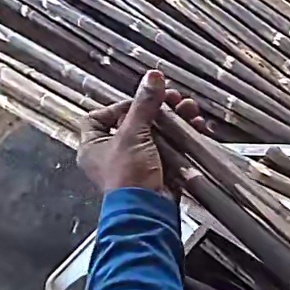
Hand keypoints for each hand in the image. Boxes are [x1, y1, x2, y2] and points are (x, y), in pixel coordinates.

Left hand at [77, 70, 203, 196]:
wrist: (147, 212)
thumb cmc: (127, 178)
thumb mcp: (133, 134)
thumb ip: (144, 104)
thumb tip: (152, 78)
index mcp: (94, 146)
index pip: (100, 117)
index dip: (120, 106)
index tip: (140, 101)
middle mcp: (112, 155)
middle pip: (136, 122)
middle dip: (158, 109)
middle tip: (173, 99)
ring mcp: (136, 164)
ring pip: (157, 133)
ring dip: (175, 119)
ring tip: (189, 110)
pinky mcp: (158, 171)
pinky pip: (171, 148)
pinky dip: (183, 136)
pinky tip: (196, 126)